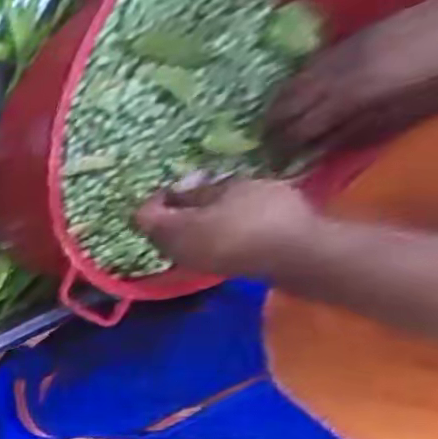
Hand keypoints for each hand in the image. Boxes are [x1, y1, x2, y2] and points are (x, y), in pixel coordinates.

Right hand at [133, 179, 319, 276]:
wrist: (294, 254)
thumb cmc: (226, 239)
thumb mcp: (176, 231)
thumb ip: (154, 219)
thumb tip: (140, 209)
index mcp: (224, 184)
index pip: (185, 193)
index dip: (165, 207)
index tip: (153, 223)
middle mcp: (254, 185)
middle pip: (214, 202)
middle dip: (196, 215)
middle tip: (180, 236)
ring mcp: (281, 202)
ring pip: (239, 213)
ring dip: (222, 226)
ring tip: (208, 247)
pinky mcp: (297, 223)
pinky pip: (259, 227)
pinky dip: (243, 237)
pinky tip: (237, 251)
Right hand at [267, 0, 437, 157]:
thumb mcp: (413, 107)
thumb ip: (362, 130)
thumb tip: (321, 148)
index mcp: (347, 99)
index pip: (295, 133)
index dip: (280, 150)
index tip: (273, 163)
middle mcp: (332, 79)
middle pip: (282, 110)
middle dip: (270, 131)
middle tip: (266, 146)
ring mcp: (337, 58)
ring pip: (288, 89)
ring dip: (276, 108)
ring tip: (274, 123)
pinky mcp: (347, 44)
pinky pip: (305, 71)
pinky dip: (293, 88)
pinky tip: (298, 96)